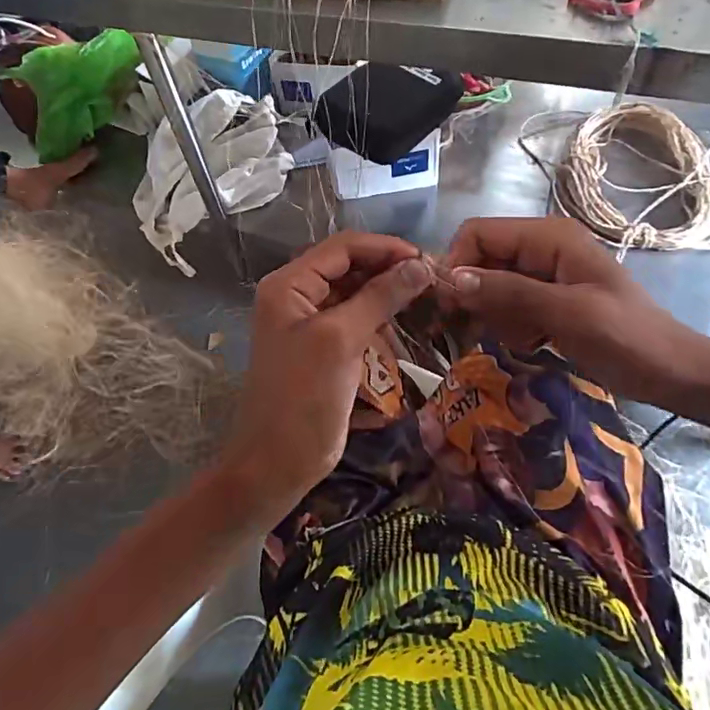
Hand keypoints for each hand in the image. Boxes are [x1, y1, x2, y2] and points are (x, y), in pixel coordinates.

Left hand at [219, 233, 434, 517]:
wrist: (276, 462)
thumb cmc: (302, 398)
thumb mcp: (340, 341)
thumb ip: (379, 298)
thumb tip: (420, 265)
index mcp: (288, 284)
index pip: (342, 248)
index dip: (385, 247)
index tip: (426, 257)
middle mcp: (296, 296)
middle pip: (348, 266)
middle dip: (388, 267)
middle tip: (433, 277)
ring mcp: (308, 323)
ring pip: (353, 292)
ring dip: (386, 291)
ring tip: (428, 294)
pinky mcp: (323, 348)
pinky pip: (354, 319)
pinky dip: (379, 316)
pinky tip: (407, 320)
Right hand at [440, 217, 709, 409]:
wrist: (674, 374)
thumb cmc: (628, 338)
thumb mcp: (568, 313)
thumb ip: (510, 292)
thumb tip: (451, 279)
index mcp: (549, 237)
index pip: (478, 233)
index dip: (457, 262)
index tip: (449, 305)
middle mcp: (541, 248)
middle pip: (480, 260)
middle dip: (475, 294)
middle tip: (480, 330)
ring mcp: (543, 275)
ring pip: (489, 286)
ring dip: (494, 315)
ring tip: (523, 338)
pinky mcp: (545, 301)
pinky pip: (506, 305)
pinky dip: (508, 325)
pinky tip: (531, 343)